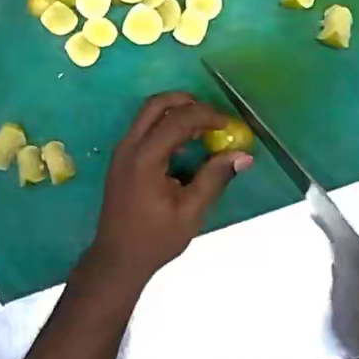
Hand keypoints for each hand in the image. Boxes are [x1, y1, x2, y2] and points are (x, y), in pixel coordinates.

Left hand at [82, 93, 251, 289]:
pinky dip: (165, 126)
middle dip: (186, 101)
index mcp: (145, 157)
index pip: (176, 120)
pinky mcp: (122, 158)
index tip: (229, 124)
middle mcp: (129, 146)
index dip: (206, 116)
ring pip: (147, 114)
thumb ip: (214, 178)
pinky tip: (185, 145)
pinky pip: (143, 129)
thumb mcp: (190, 212)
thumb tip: (242, 155)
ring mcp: (122, 150)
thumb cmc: (154, 238)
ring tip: (204, 129)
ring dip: (175, 112)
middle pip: (155, 105)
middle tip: (213, 115)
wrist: (117, 257)